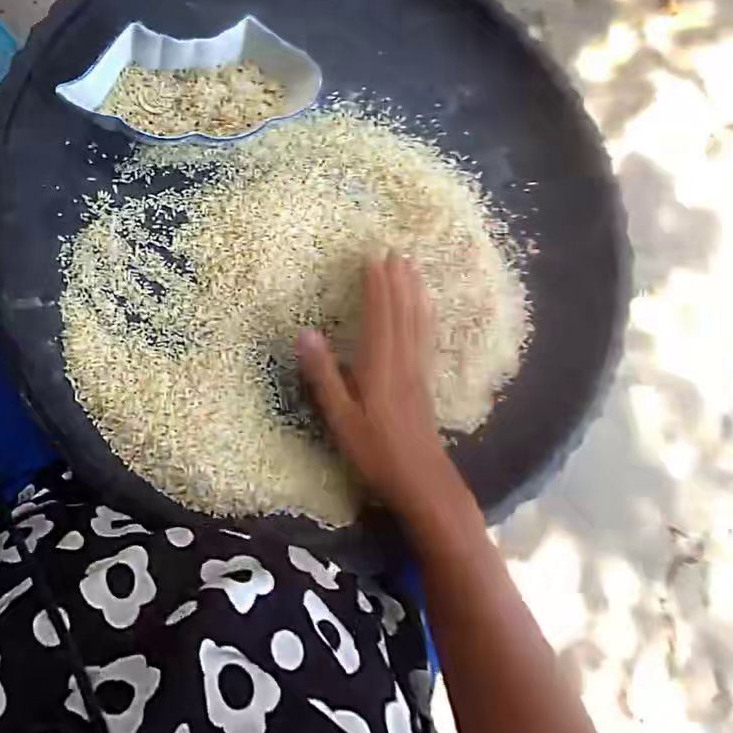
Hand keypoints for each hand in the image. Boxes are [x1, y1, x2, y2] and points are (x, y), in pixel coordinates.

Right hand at [296, 255, 472, 525]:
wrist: (423, 481)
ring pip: (418, 321)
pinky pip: (427, 338)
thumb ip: (324, 375)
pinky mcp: (425, 381)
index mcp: (380, 366)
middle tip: (395, 251)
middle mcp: (403, 360)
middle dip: (398, 280)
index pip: (380, 316)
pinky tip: (426, 309)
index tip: (373, 257)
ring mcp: (418, 370)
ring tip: (413, 268)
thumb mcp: (340, 417)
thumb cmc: (375, 451)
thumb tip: (305, 332)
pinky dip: (426, 315)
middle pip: (402, 312)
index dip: (377, 285)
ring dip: (415, 292)